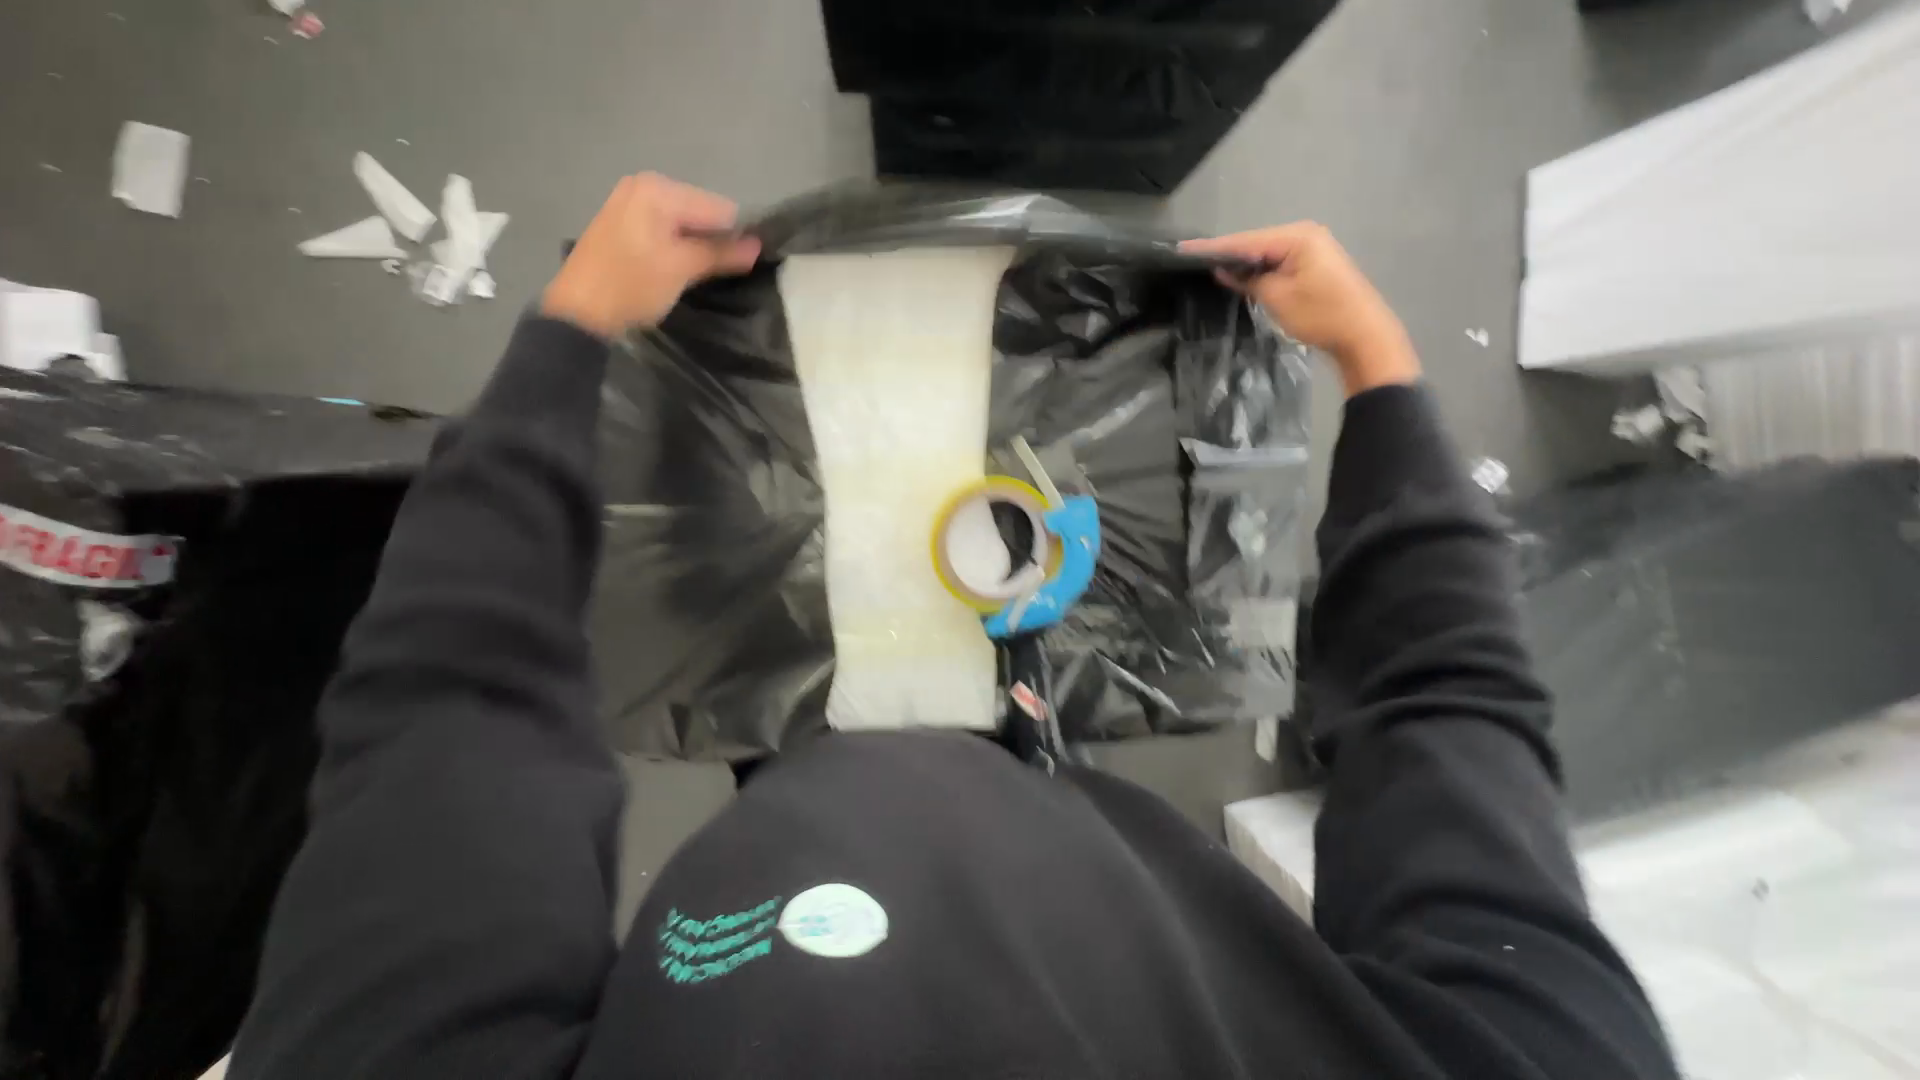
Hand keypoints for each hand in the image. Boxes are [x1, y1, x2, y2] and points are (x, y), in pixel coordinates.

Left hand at [540, 173, 761, 339]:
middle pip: (700, 213)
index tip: (744, 266)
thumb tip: (758, 246)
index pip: (719, 208)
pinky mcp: (623, 225)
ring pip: (683, 224)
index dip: (735, 237)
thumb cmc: (632, 286)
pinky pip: (664, 230)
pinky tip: (675, 270)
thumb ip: (722, 254)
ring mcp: (630, 204)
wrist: (578, 313)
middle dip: (713, 241)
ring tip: (695, 274)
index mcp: (658, 189)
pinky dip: (675, 248)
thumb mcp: (682, 268)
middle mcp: (644, 186)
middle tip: (716, 273)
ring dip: (695, 247)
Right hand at [1182, 224, 1418, 395]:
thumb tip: (1224, 271)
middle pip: (1255, 243)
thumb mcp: (1276, 297)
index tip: (1182, 249)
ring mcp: (1312, 249)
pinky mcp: (1314, 265)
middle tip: (1191, 260)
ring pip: (1266, 253)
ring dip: (1242, 262)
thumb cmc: (1319, 314)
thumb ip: (1248, 280)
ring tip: (1208, 268)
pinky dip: (1259, 269)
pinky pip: (1278, 262)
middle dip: (1226, 253)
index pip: (1245, 240)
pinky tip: (1240, 276)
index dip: (1213, 248)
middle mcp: (1305, 235)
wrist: (1363, 335)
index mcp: (1297, 237)